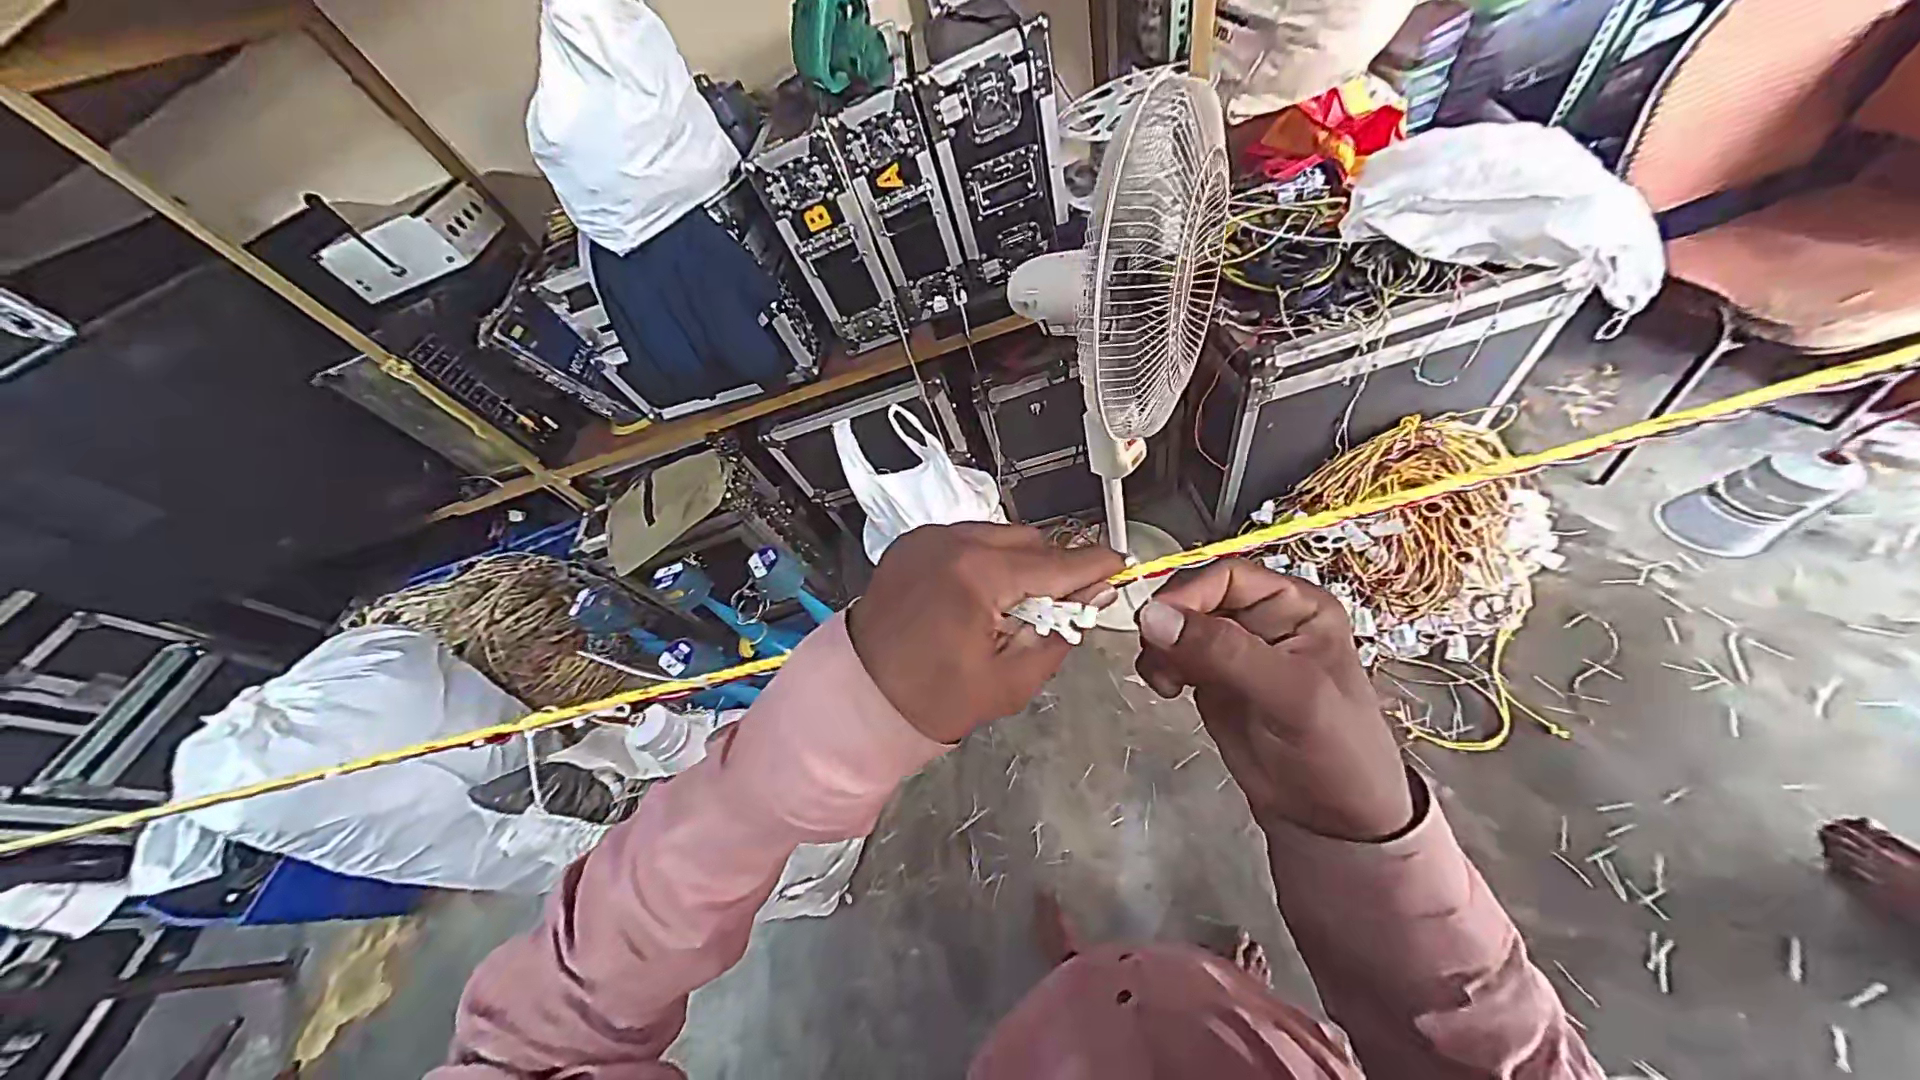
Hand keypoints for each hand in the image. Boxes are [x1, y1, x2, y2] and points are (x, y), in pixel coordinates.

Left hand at [848, 523, 1123, 743]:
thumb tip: (1094, 596)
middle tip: (1057, 606)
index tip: (1119, 565)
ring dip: (1019, 562)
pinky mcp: (914, 541)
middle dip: (1053, 570)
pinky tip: (980, 592)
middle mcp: (953, 541)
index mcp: (978, 576)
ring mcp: (930, 537)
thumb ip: (1060, 632)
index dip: (1094, 565)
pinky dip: (986, 558)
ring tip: (1011, 604)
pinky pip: (969, 537)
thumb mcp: (1010, 681)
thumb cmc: (933, 697)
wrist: (861, 693)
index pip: (1056, 563)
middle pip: (1031, 542)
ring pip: (1002, 535)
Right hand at [1134, 559, 1412, 842]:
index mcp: (1294, 606)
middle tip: (1159, 655)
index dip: (1189, 593)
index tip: (1160, 622)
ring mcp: (1232, 649)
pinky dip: (1158, 665)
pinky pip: (1170, 654)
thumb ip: (1223, 652)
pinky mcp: (1210, 677)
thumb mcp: (1290, 694)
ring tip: (1165, 680)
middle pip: (1194, 596)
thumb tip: (1154, 616)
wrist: (1331, 818)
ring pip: (1175, 624)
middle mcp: (1260, 619)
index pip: (1227, 577)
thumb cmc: (1335, 750)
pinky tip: (1168, 688)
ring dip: (1159, 646)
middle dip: (1169, 622)